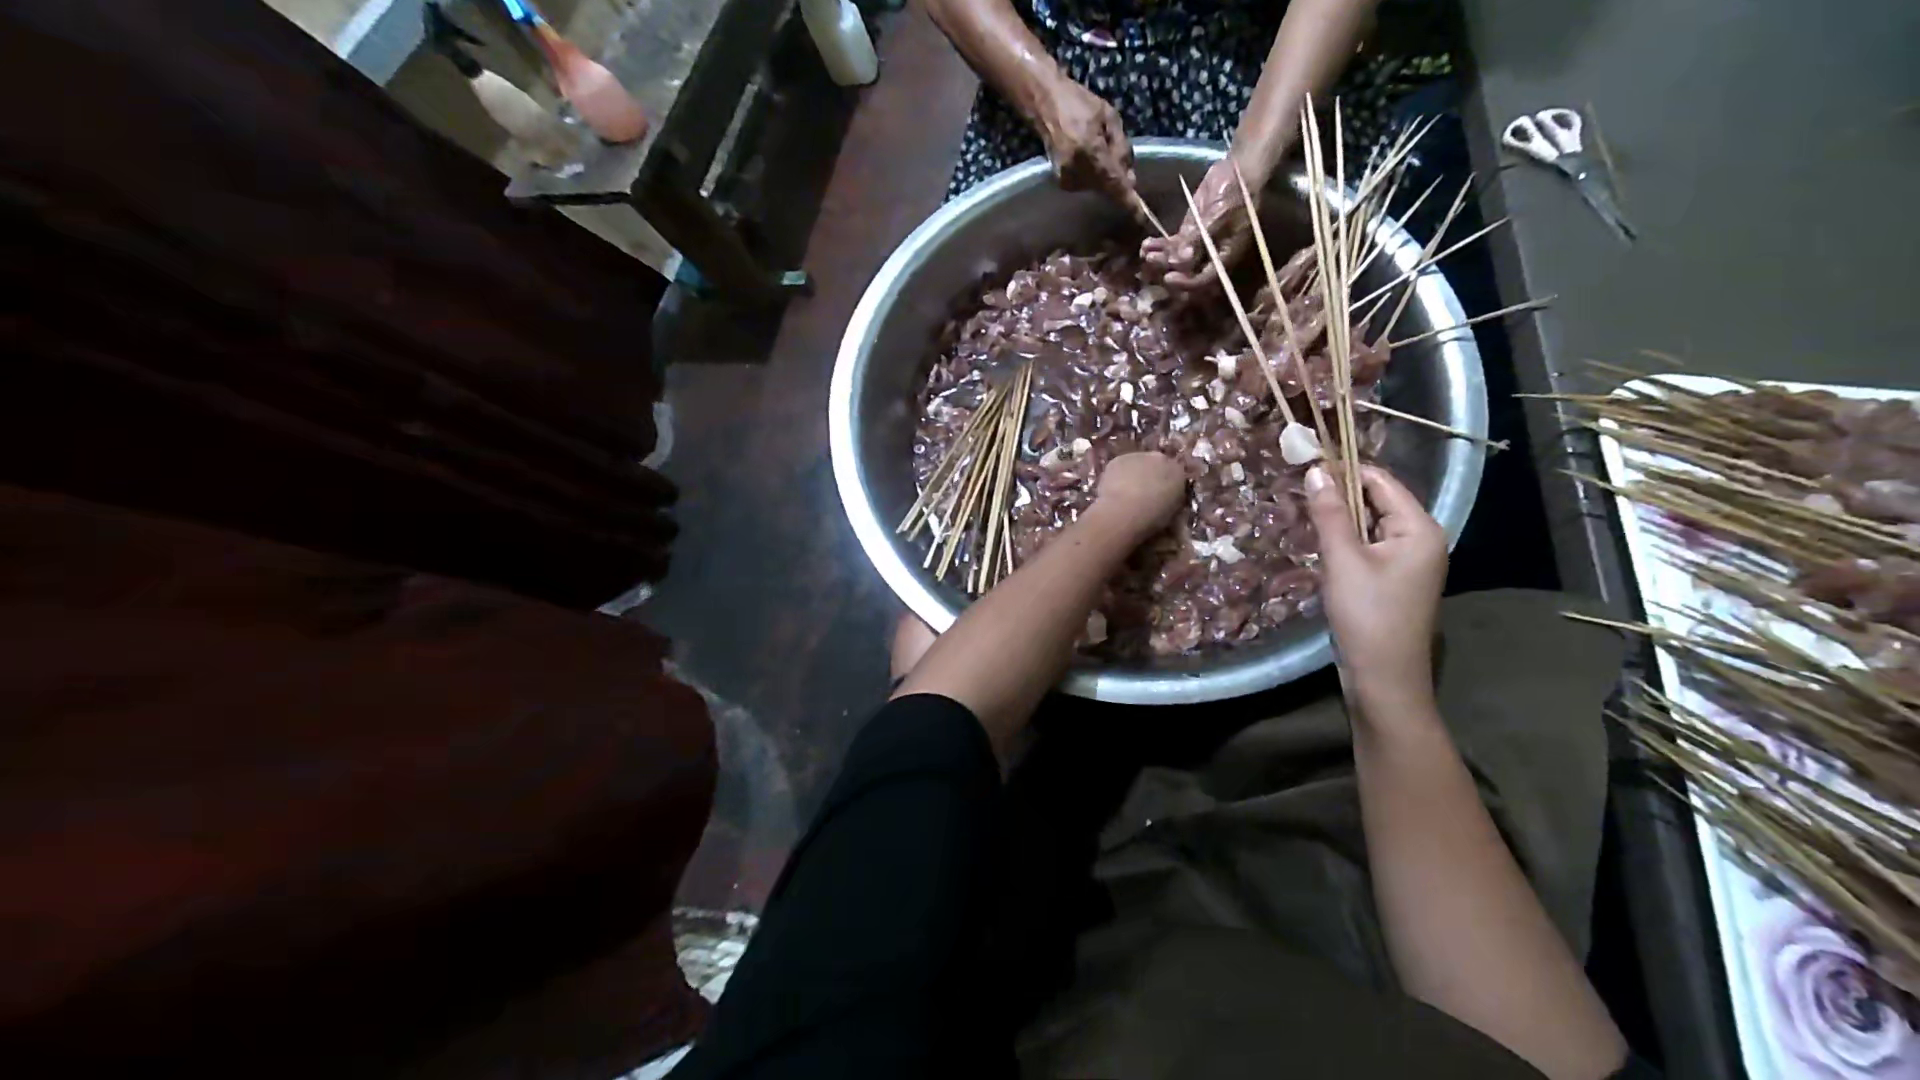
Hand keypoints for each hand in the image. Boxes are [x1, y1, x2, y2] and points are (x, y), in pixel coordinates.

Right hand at [1034, 79, 1135, 205]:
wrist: (1046, 103)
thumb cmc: (1079, 103)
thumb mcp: (1109, 117)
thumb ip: (1121, 148)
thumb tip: (1130, 178)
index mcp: (1091, 151)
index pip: (1114, 183)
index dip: (1129, 201)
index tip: (1141, 217)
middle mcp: (1077, 170)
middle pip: (1107, 187)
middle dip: (1118, 180)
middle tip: (1116, 156)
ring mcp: (1067, 178)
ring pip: (1098, 187)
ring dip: (1105, 176)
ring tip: (1097, 149)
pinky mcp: (1062, 182)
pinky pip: (1086, 185)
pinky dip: (1093, 176)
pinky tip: (1087, 157)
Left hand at [1090, 452, 1185, 540]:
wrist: (1124, 510)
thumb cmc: (1151, 517)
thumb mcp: (1170, 513)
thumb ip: (1170, 501)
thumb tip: (1164, 500)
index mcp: (1178, 473)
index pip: (1176, 475)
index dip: (1167, 485)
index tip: (1160, 496)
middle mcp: (1161, 459)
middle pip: (1157, 465)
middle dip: (1151, 476)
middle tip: (1143, 493)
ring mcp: (1139, 456)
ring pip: (1138, 464)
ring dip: (1134, 474)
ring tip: (1125, 493)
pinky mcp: (1119, 459)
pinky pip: (1121, 466)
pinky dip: (1118, 475)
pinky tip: (1113, 489)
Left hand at [1142, 156, 1257, 291]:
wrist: (1238, 172)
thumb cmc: (1236, 193)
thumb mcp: (1218, 215)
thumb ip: (1198, 238)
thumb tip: (1180, 261)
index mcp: (1224, 256)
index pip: (1204, 279)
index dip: (1186, 282)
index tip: (1168, 277)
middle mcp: (1210, 256)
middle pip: (1186, 273)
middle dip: (1167, 269)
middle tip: (1150, 260)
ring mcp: (1197, 246)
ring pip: (1176, 260)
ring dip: (1160, 258)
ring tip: (1144, 252)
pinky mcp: (1189, 234)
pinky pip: (1173, 246)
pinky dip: (1160, 247)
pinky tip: (1146, 244)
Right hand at [1305, 464, 1446, 708]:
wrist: (1384, 677)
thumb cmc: (1367, 615)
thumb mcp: (1342, 560)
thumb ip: (1329, 513)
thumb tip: (1316, 469)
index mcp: (1419, 528)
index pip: (1380, 481)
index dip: (1344, 469)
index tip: (1305, 462)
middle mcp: (1422, 538)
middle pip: (1377, 501)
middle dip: (1339, 494)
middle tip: (1297, 488)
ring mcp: (1411, 561)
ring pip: (1370, 524)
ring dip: (1339, 518)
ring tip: (1303, 512)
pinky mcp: (1396, 579)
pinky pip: (1370, 545)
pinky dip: (1346, 540)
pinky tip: (1321, 543)